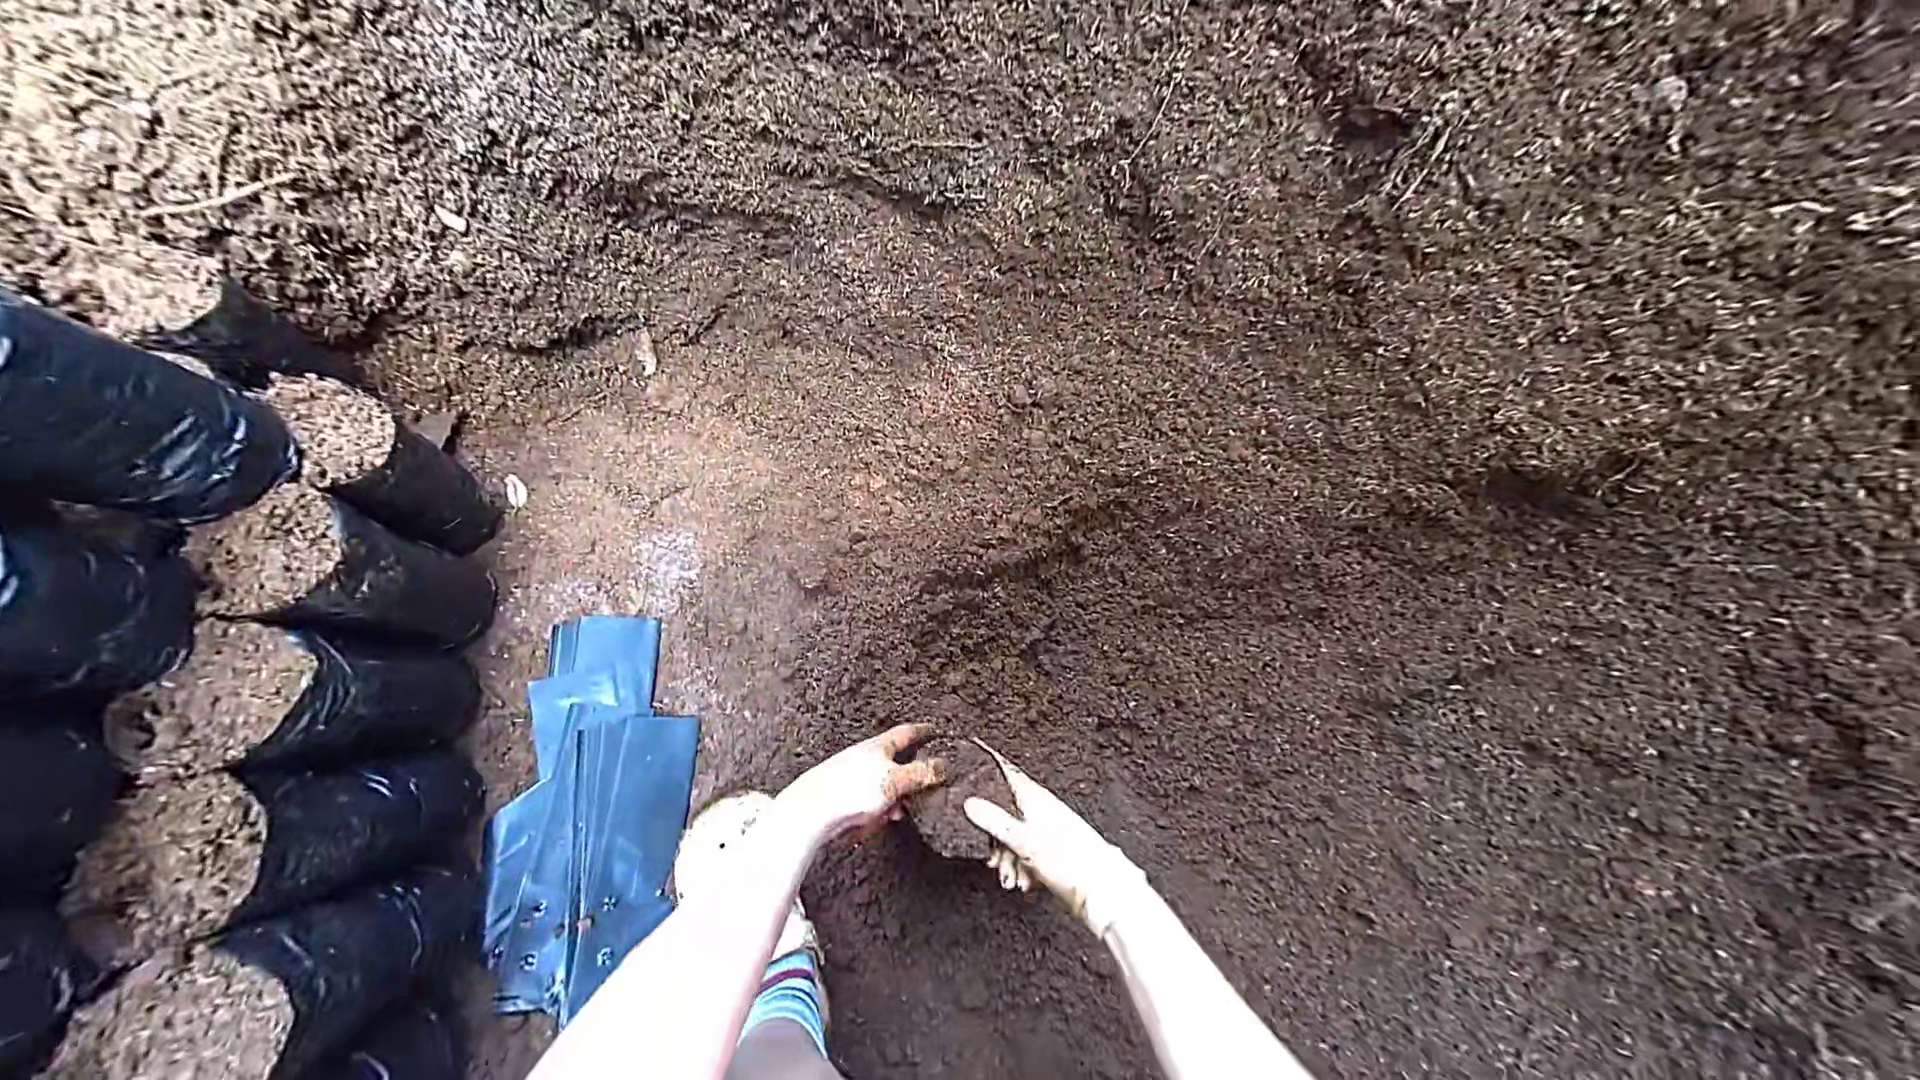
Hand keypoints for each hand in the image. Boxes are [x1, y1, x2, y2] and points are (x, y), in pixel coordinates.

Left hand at [778, 723, 945, 841]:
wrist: (810, 813)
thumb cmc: (849, 790)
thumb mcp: (894, 780)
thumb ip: (921, 773)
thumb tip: (943, 765)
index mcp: (878, 746)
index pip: (906, 733)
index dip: (922, 732)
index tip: (933, 731)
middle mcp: (864, 758)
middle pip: (895, 763)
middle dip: (905, 781)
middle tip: (915, 792)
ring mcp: (852, 777)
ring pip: (881, 787)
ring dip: (887, 803)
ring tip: (886, 815)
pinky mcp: (842, 797)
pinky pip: (866, 803)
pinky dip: (872, 813)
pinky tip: (869, 823)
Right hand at [963, 740, 1148, 936]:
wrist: (1103, 889)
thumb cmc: (1069, 860)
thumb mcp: (1024, 840)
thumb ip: (995, 820)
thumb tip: (970, 802)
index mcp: (1034, 797)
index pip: (1006, 772)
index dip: (989, 764)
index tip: (974, 752)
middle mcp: (1041, 808)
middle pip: (1005, 811)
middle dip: (996, 838)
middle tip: (994, 861)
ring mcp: (1048, 828)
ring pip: (1016, 837)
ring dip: (1010, 860)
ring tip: (1013, 881)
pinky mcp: (1054, 849)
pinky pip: (1029, 854)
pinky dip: (1024, 868)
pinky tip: (1026, 884)